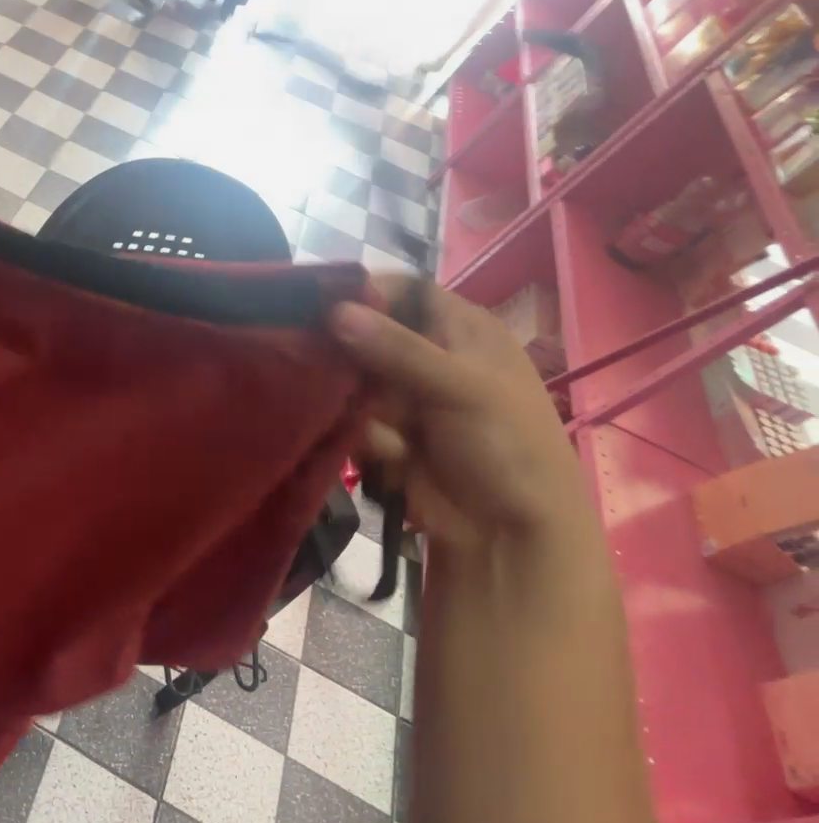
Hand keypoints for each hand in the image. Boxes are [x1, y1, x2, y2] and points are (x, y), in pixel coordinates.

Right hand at [330, 279, 596, 550]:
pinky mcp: (378, 433)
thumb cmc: (507, 447)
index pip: (403, 291)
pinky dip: (358, 436)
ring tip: (382, 430)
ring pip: (348, 380)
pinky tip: (389, 455)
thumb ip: (398, 349)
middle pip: (364, 335)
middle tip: (324, 364)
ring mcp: (400, 397)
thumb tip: (334, 311)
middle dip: (344, 352)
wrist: (505, 531)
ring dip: (352, 403)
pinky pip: (345, 420)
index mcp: (461, 330)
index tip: (316, 302)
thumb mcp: (462, 389)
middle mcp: (426, 356)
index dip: (364, 291)